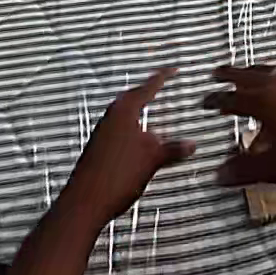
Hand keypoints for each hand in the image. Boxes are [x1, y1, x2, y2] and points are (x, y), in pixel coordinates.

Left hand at [61, 68, 194, 225]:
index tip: (173, 69)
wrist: (84, 205)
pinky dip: (131, 127)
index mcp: (125, 110)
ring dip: (138, 110)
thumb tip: (192, 144)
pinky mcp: (97, 148)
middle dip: (147, 91)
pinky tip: (137, 139)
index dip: (162, 77)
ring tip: (151, 111)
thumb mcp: (152, 159)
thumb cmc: (118, 175)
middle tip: (161, 85)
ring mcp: (101, 132)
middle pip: (132, 96)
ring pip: (124, 113)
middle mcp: (111, 116)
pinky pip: (118, 127)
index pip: (148, 86)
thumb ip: (173, 149)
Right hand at [202, 63, 275, 192]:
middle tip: (218, 72)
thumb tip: (218, 174)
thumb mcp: (275, 168)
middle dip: (232, 75)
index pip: (232, 99)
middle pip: (250, 75)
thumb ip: (244, 168)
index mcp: (265, 102)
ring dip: (258, 69)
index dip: (216, 100)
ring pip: (273, 69)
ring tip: (249, 70)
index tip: (205, 100)